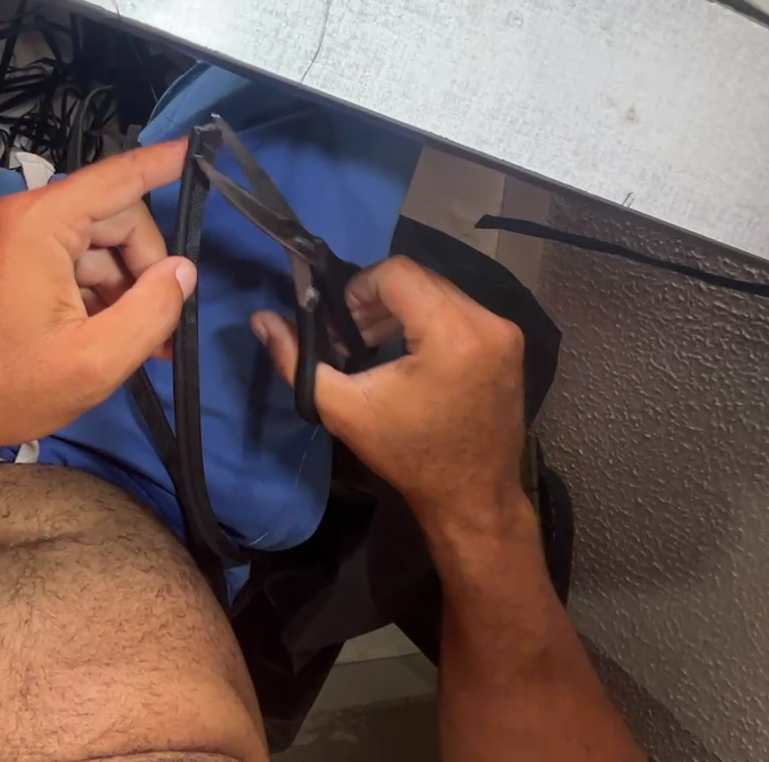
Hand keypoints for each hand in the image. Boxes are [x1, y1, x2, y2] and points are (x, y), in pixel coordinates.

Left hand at [0, 140, 196, 462]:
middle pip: (113, 219)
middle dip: (145, 267)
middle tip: (161, 329)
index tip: (197, 148)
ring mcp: (11, 240)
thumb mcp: (93, 361)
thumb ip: (151, 311)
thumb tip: (183, 271)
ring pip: (95, 245)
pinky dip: (94, 293)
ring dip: (122, 287)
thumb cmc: (2, 389)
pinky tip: (104, 336)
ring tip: (138, 345)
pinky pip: (69, 262)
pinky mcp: (7, 263)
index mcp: (41, 224)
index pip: (118, 177)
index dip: (162, 164)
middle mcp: (24, 217)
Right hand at [251, 256, 529, 529]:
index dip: (359, 287)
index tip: (341, 321)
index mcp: (451, 334)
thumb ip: (296, 360)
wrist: (471, 496)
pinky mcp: (507, 342)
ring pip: (436, 290)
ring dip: (398, 308)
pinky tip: (403, 352)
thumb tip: (261, 320)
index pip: (397, 272)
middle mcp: (486, 323)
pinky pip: (456, 308)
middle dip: (376, 299)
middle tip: (351, 336)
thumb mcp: (342, 409)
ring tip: (372, 344)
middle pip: (417, 278)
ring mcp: (503, 332)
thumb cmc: (407, 454)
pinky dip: (424, 318)